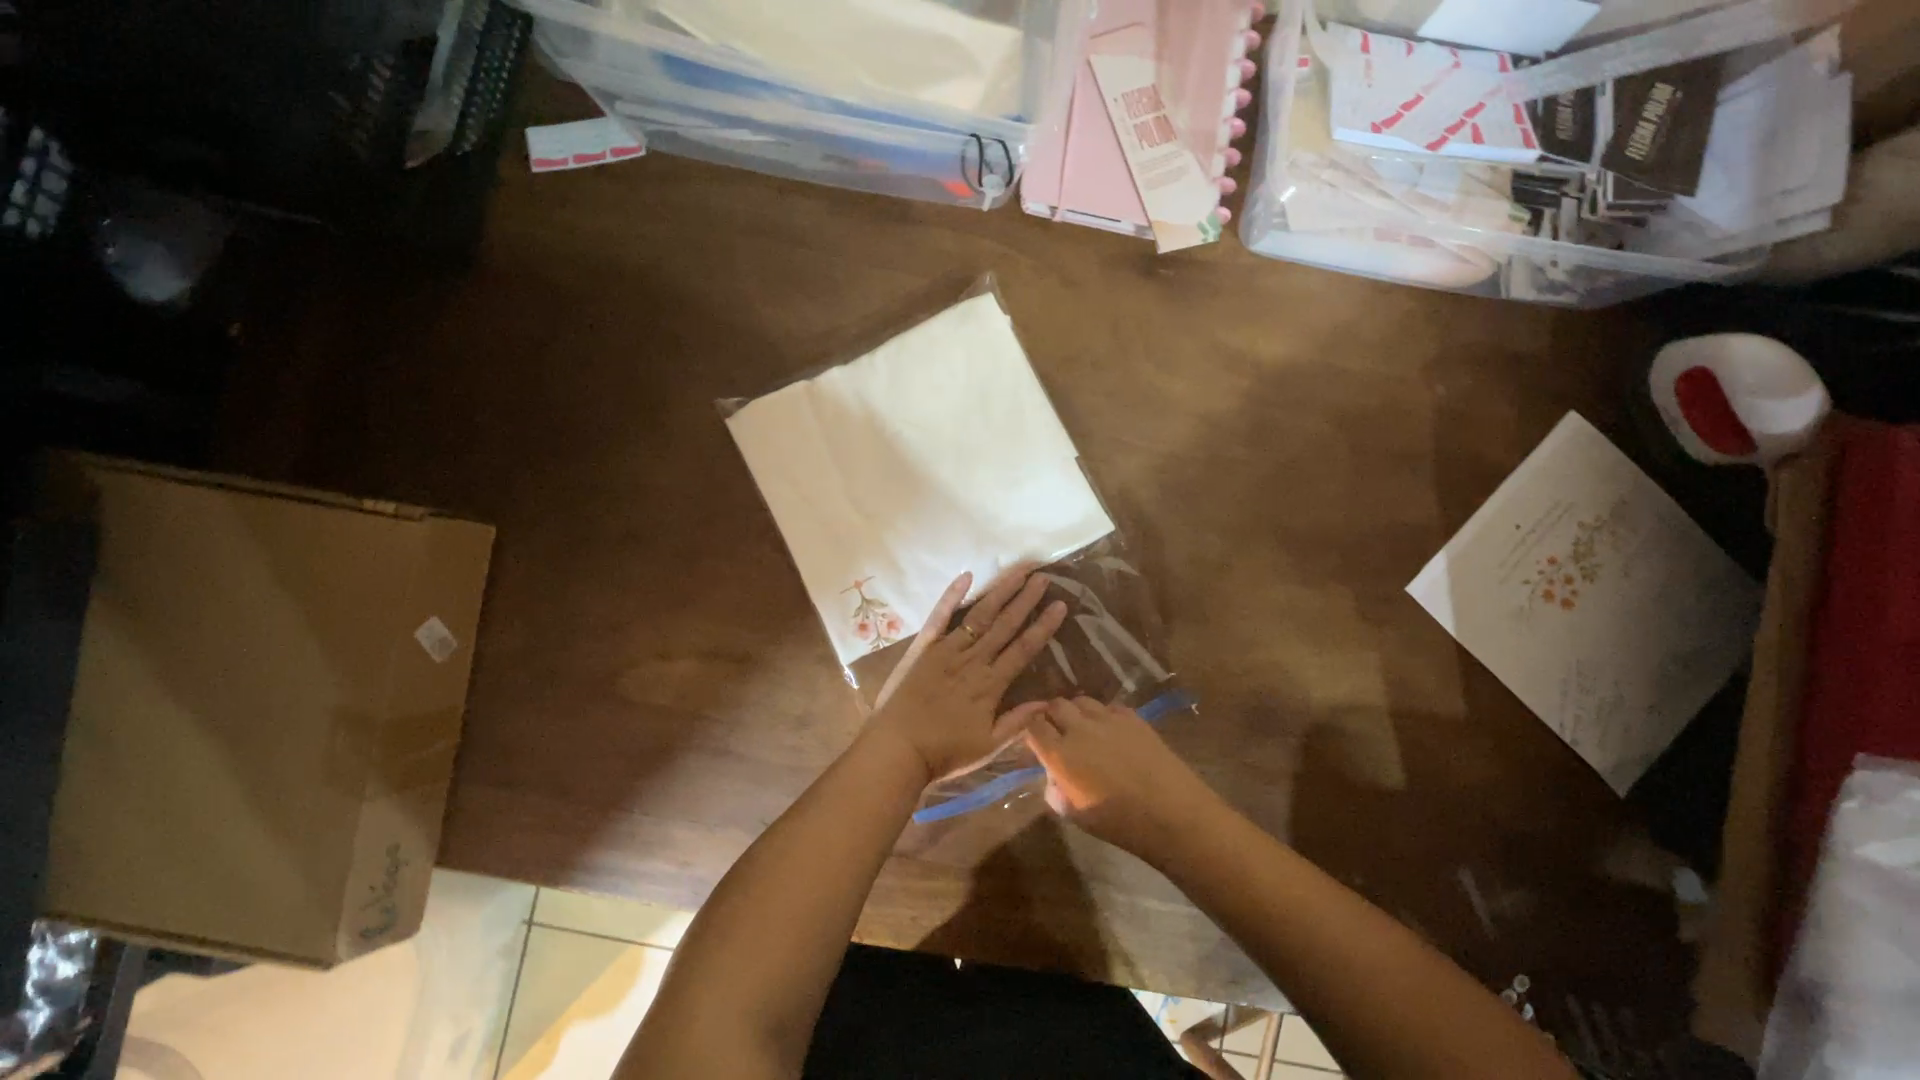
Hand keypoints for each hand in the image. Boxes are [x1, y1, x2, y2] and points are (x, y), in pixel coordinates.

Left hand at [868, 568, 1069, 783]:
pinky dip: (952, 596)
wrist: (896, 749)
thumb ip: (1018, 723)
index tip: (1060, 605)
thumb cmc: (944, 753)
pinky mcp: (922, 647)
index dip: (1043, 627)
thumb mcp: (988, 747)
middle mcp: (972, 661)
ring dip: (999, 592)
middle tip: (1043, 576)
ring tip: (1018, 572)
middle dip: (1025, 600)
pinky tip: (966, 576)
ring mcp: (946, 650)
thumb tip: (1048, 702)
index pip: (1023, 649)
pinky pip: (939, 617)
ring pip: (978, 616)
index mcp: (990, 685)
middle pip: (1004, 625)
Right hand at [1025, 697, 1219, 859]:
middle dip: (1051, 715)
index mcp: (1060, 754)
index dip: (1031, 730)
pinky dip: (1103, 714)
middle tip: (1056, 732)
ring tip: (1082, 727)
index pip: (1033, 726)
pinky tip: (1110, 730)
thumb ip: (1056, 793)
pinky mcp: (1133, 718)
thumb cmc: (1120, 822)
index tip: (1035, 741)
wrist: (1171, 813)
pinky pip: (1109, 707)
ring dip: (1076, 711)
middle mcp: (1079, 729)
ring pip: (1082, 701)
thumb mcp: (1076, 815)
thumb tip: (1054, 779)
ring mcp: (1108, 719)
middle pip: (1055, 705)